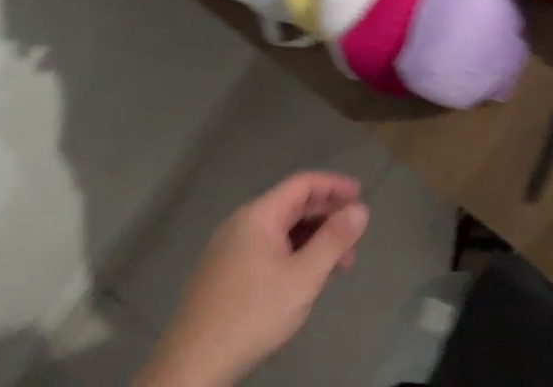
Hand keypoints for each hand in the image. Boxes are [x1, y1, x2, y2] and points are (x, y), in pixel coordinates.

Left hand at [137, 172, 369, 386]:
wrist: (192, 367)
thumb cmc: (253, 315)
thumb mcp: (304, 278)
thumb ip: (334, 240)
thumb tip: (360, 209)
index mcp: (257, 216)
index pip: (302, 185)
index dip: (334, 186)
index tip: (361, 195)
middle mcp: (239, 225)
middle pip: (290, 207)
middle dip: (326, 219)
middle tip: (354, 239)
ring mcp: (227, 251)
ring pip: (279, 233)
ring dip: (311, 242)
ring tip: (336, 267)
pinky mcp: (221, 275)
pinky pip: (265, 251)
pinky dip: (291, 256)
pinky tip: (303, 281)